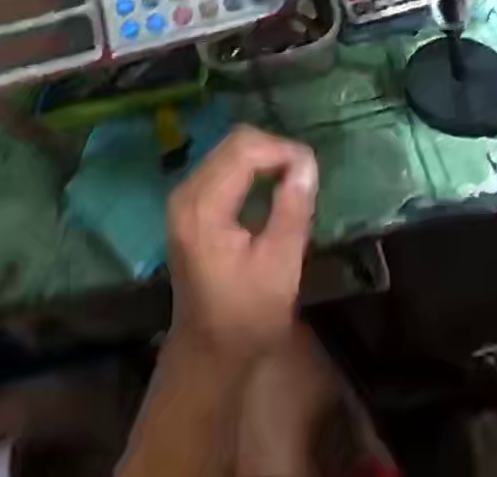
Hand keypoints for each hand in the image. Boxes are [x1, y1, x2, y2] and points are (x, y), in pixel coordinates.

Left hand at [166, 128, 318, 366]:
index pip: (244, 150)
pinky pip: (223, 165)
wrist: (208, 354)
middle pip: (234, 143)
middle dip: (275, 150)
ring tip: (294, 180)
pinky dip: (252, 168)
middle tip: (305, 175)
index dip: (283, 151)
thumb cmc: (247, 317)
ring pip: (229, 150)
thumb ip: (293, 210)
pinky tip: (272, 187)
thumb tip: (307, 164)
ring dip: (265, 157)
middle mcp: (186, 193)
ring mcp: (184, 197)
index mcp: (203, 207)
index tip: (312, 171)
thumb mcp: (280, 267)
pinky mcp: (189, 204)